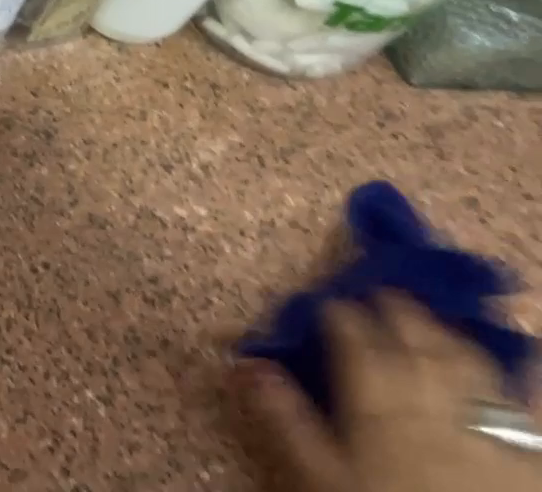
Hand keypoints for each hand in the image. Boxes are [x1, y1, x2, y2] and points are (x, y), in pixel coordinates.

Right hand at [236, 291, 541, 490]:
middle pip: (417, 350)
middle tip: (384, 291)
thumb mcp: (319, 471)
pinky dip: (518, 377)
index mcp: (378, 408)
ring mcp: (485, 429)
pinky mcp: (526, 453)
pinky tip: (514, 363)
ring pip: (470, 369)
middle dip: (401, 314)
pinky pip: (523, 406)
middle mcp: (431, 408)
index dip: (343, 318)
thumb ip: (286, 418)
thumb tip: (249, 363)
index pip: (358, 347)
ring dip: (451, 337)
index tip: (330, 301)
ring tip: (437, 319)